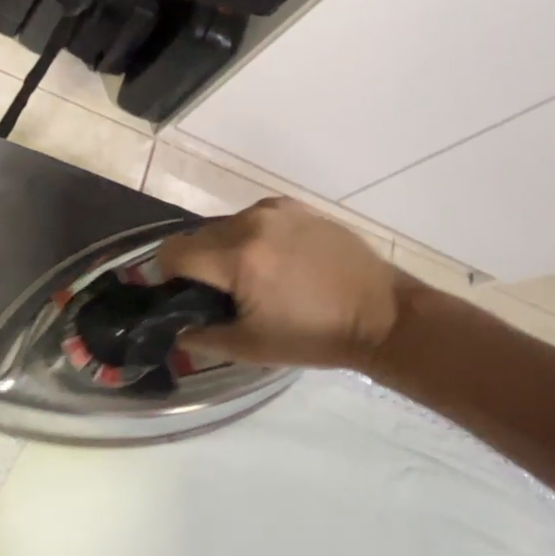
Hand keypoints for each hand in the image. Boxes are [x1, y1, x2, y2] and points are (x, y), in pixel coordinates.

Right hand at [158, 197, 407, 370]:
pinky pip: (254, 217)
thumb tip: (174, 331)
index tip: (184, 293)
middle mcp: (250, 224)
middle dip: (200, 263)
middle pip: (197, 237)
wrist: (386, 317)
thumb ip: (203, 338)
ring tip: (255, 275)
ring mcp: (274, 211)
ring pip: (225, 226)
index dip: (168, 274)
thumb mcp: (253, 348)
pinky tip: (277, 259)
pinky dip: (253, 235)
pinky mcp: (296, 207)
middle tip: (224, 292)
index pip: (172, 252)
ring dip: (226, 248)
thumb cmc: (316, 336)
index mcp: (236, 258)